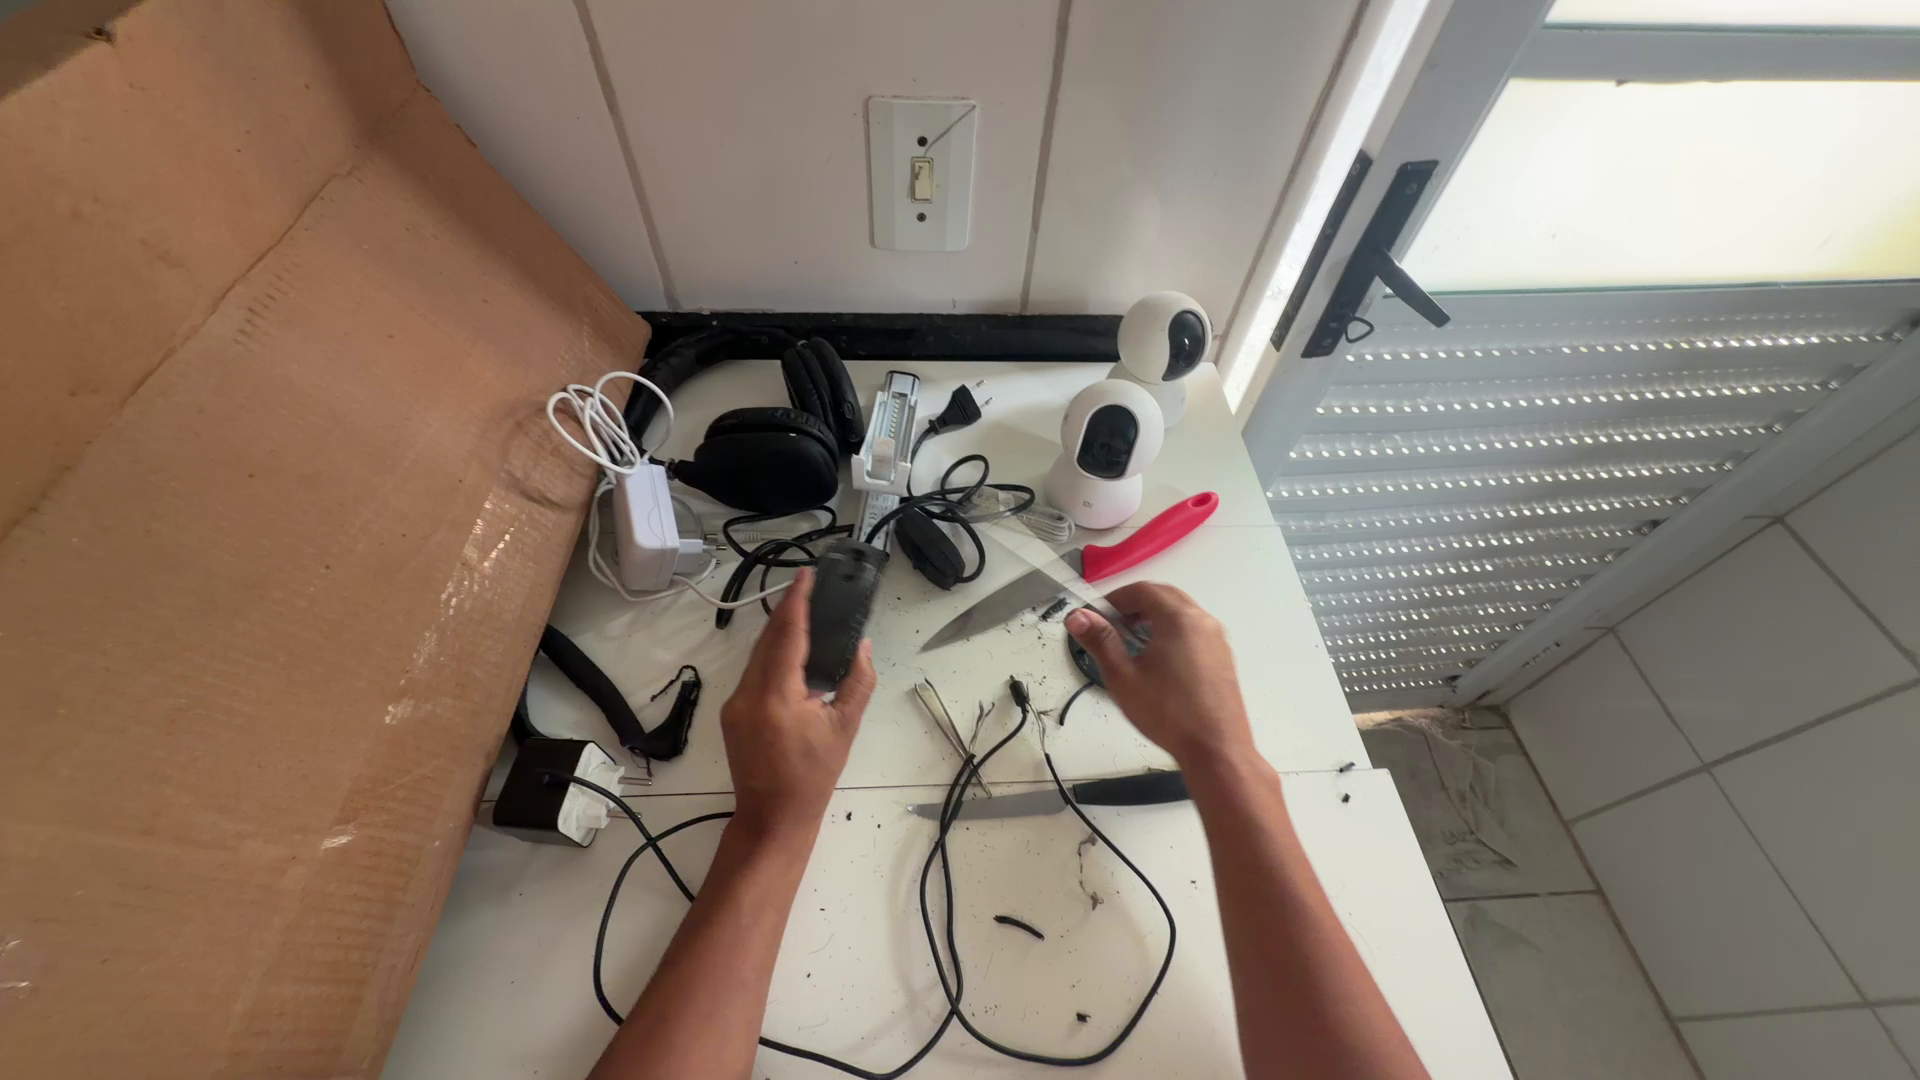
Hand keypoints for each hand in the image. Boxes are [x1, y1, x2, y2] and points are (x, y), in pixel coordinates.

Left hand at [719, 568, 876, 830]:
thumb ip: (857, 682)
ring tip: (805, 612)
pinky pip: (753, 671)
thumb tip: (862, 645)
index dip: (797, 601)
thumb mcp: (844, 728)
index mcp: (777, 696)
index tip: (807, 575)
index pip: (787, 636)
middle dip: (788, 610)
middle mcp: (748, 694)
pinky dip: (772, 655)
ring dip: (780, 632)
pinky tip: (791, 651)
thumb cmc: (814, 776)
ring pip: (757, 654)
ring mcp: (735, 703)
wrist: (773, 817)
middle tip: (810, 588)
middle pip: (768, 639)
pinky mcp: (732, 712)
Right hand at [1065, 583, 1253, 767]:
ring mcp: (1216, 638)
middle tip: (1112, 627)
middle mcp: (1202, 621)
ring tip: (1132, 644)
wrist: (1216, 749)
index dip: (1115, 599)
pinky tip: (1158, 660)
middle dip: (1134, 605)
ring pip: (1181, 612)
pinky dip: (1172, 631)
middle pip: (1164, 595)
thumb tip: (1077, 616)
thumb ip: (1100, 640)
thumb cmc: (1168, 713)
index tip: (1097, 616)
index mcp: (1178, 619)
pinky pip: (1194, 629)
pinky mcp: (1223, 656)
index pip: (1142, 590)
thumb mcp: (1123, 676)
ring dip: (1154, 617)